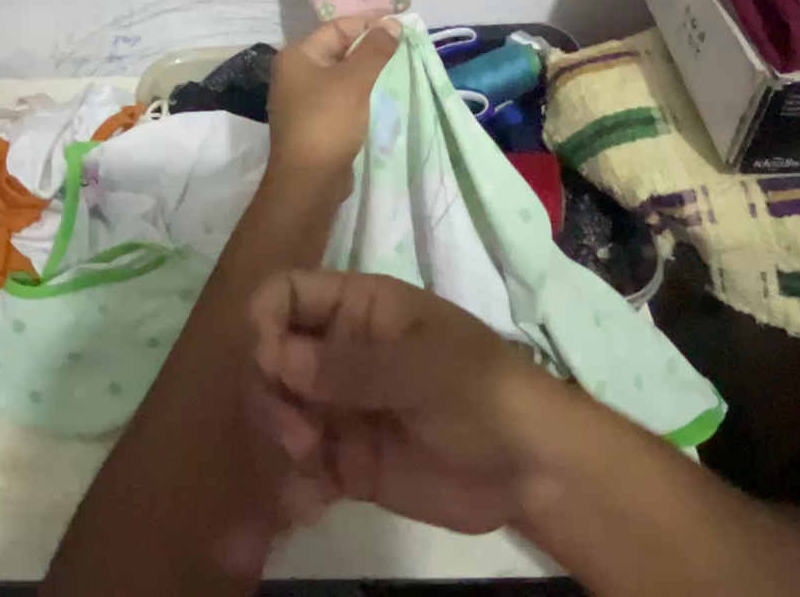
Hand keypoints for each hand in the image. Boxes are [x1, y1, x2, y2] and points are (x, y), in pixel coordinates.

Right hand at [246, 270, 556, 535]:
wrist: (532, 470)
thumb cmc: (483, 392)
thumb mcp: (423, 368)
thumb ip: (350, 366)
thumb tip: (274, 356)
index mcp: (361, 310)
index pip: (290, 294)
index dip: (267, 320)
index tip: (268, 360)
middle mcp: (342, 354)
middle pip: (274, 358)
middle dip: (272, 394)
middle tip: (297, 433)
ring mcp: (343, 409)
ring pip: (281, 413)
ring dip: (280, 441)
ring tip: (312, 467)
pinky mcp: (348, 462)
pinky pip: (302, 468)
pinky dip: (293, 485)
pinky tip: (304, 505)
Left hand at [266, 15, 400, 182]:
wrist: (309, 181)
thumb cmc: (328, 122)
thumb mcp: (354, 80)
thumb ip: (375, 49)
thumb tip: (392, 24)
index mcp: (297, 56)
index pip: (337, 27)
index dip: (369, 24)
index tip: (400, 29)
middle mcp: (295, 73)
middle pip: (338, 49)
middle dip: (370, 48)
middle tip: (403, 49)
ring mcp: (303, 98)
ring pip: (341, 74)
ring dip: (367, 71)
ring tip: (398, 69)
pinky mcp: (314, 120)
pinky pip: (341, 96)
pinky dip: (360, 92)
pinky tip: (381, 95)